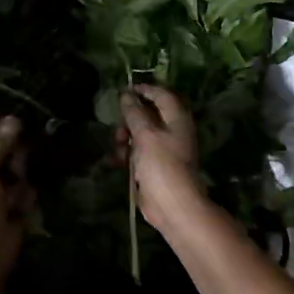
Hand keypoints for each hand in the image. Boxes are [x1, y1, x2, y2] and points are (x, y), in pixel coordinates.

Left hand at [0, 116, 33, 274]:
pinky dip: (22, 197)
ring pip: (14, 170)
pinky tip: (16, 209)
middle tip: (12, 169)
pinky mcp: (7, 206)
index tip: (12, 122)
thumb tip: (13, 118)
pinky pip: (22, 189)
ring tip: (10, 198)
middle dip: (11, 159)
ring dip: (18, 181)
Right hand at [114, 85, 204, 227]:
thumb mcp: (145, 133)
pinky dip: (125, 154)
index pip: (162, 95)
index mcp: (177, 119)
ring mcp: (162, 149)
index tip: (124, 90)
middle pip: (147, 114)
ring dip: (124, 138)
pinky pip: (135, 152)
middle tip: (119, 125)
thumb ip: (134, 112)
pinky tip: (116, 161)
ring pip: (137, 134)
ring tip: (118, 147)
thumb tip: (126, 94)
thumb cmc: (162, 164)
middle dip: (129, 118)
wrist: (171, 204)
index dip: (144, 89)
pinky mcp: (152, 165)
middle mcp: (171, 131)